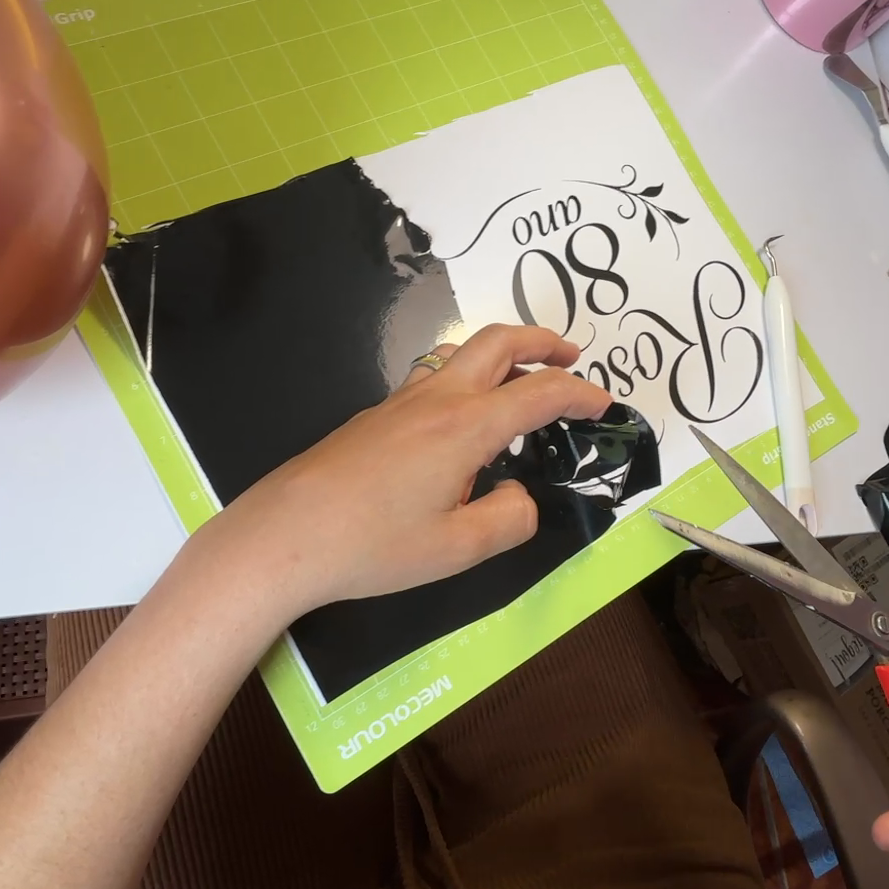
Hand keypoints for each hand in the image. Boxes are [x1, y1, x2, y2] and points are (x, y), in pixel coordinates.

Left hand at [182, 324, 610, 630]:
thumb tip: (519, 495)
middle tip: (571, 357)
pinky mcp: (374, 417)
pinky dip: (468, 379)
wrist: (284, 535)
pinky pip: (433, 379)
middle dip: (541, 340)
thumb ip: (508, 519)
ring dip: (502, 355)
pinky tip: (463, 422)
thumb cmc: (374, 546)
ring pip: (459, 354)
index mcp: (464, 427)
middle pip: (496, 341)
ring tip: (522, 381)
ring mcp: (399, 403)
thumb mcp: (457, 549)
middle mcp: (434, 399)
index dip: (579, 394)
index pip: (538, 393)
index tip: (604, 403)